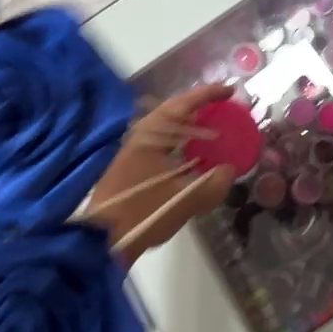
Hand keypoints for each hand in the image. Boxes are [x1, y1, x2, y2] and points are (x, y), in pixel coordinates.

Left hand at [85, 85, 237, 263]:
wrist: (101, 241)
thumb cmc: (142, 212)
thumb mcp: (184, 200)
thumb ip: (213, 184)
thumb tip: (229, 170)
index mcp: (150, 134)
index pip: (183, 104)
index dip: (208, 94)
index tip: (231, 90)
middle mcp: (142, 136)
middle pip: (177, 114)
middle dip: (203, 110)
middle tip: (228, 111)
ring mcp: (136, 152)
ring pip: (171, 132)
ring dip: (194, 129)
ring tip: (218, 132)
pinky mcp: (135, 168)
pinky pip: (166, 147)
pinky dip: (185, 146)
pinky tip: (199, 157)